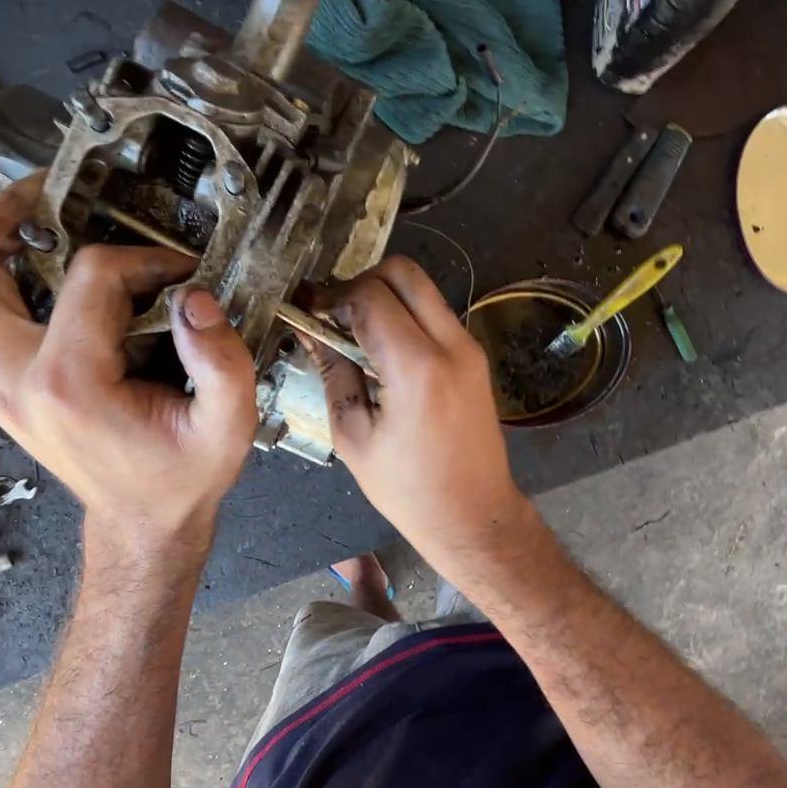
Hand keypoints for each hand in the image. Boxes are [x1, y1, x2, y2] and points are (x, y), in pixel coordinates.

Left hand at [0, 176, 257, 553]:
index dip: (144, 258)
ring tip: (31, 227)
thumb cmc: (179, 479)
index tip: (178, 270)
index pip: (91, 276)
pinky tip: (23, 274)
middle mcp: (13, 380)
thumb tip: (195, 298)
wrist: (141, 523)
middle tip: (57, 198)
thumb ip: (224, 361)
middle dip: (9, 214)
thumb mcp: (228, 428)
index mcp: (70, 383)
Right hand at [306, 256, 532, 567]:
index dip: (332, 296)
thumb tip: (311, 332)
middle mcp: (452, 345)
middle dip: (362, 282)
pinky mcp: (477, 358)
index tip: (309, 311)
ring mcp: (471, 348)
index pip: (370, 296)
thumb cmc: (408, 489)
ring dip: (386, 298)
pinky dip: (407, 316)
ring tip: (356, 333)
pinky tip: (383, 351)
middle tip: (336, 314)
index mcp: (417, 368)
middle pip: (405, 272)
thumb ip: (334, 374)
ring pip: (424, 289)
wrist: (474, 515)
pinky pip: (436, 315)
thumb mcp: (354, 437)